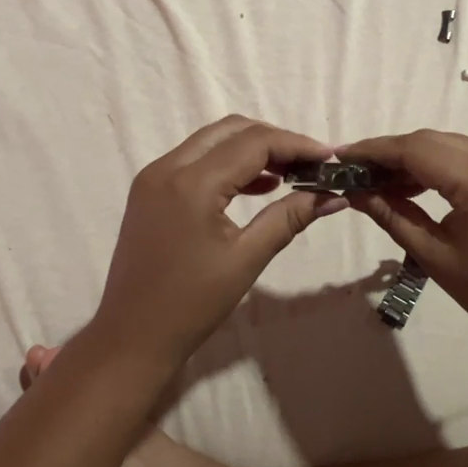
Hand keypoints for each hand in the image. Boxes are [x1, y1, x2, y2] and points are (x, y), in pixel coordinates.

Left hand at [90, 116, 344, 366]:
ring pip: (211, 141)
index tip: (330, 158)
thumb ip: (289, 218)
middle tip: (311, 164)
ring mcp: (153, 178)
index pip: (253, 143)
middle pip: (231, 131)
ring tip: (291, 175)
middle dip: (275, 141)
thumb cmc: (192, 303)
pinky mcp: (149, 192)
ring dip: (251, 150)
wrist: (133, 335)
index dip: (296, 145)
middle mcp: (167, 167)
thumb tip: (333, 196)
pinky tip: (258, 187)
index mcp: (192, 183)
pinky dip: (227, 164)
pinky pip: (194, 161)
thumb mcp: (247, 258)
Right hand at [338, 130, 467, 373]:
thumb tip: (356, 192)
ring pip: (449, 146)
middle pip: (431, 141)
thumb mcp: (433, 255)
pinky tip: (414, 187)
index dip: (373, 151)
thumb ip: (392, 216)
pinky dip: (438, 166)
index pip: (415, 150)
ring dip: (414, 159)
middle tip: (355, 174)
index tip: (340, 157)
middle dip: (391, 154)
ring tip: (379, 184)